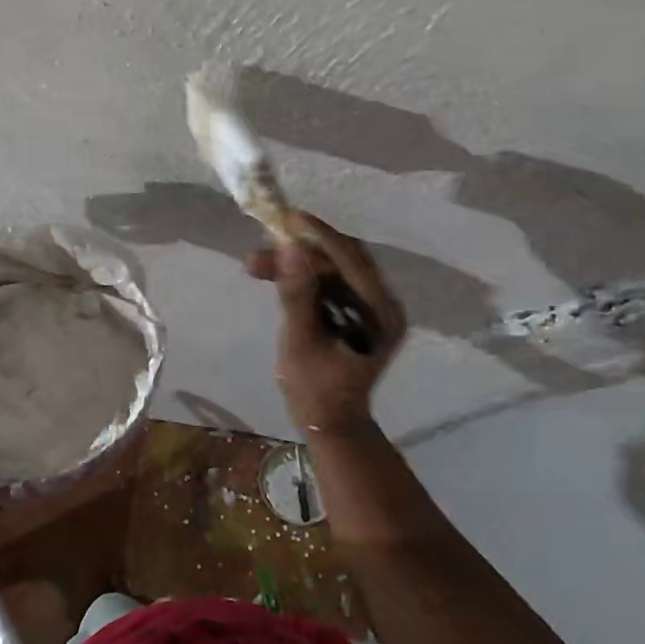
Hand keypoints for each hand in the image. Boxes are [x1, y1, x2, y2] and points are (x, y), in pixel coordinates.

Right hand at [247, 213, 406, 431]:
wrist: (332, 424)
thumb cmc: (316, 391)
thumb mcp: (301, 343)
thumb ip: (297, 295)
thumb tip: (289, 248)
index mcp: (381, 312)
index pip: (350, 258)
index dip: (317, 234)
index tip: (285, 219)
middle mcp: (385, 304)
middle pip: (344, 259)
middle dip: (302, 250)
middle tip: (262, 250)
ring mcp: (375, 309)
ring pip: (335, 269)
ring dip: (299, 263)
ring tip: (259, 265)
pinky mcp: (361, 314)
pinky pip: (334, 284)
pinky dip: (307, 278)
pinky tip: (279, 276)